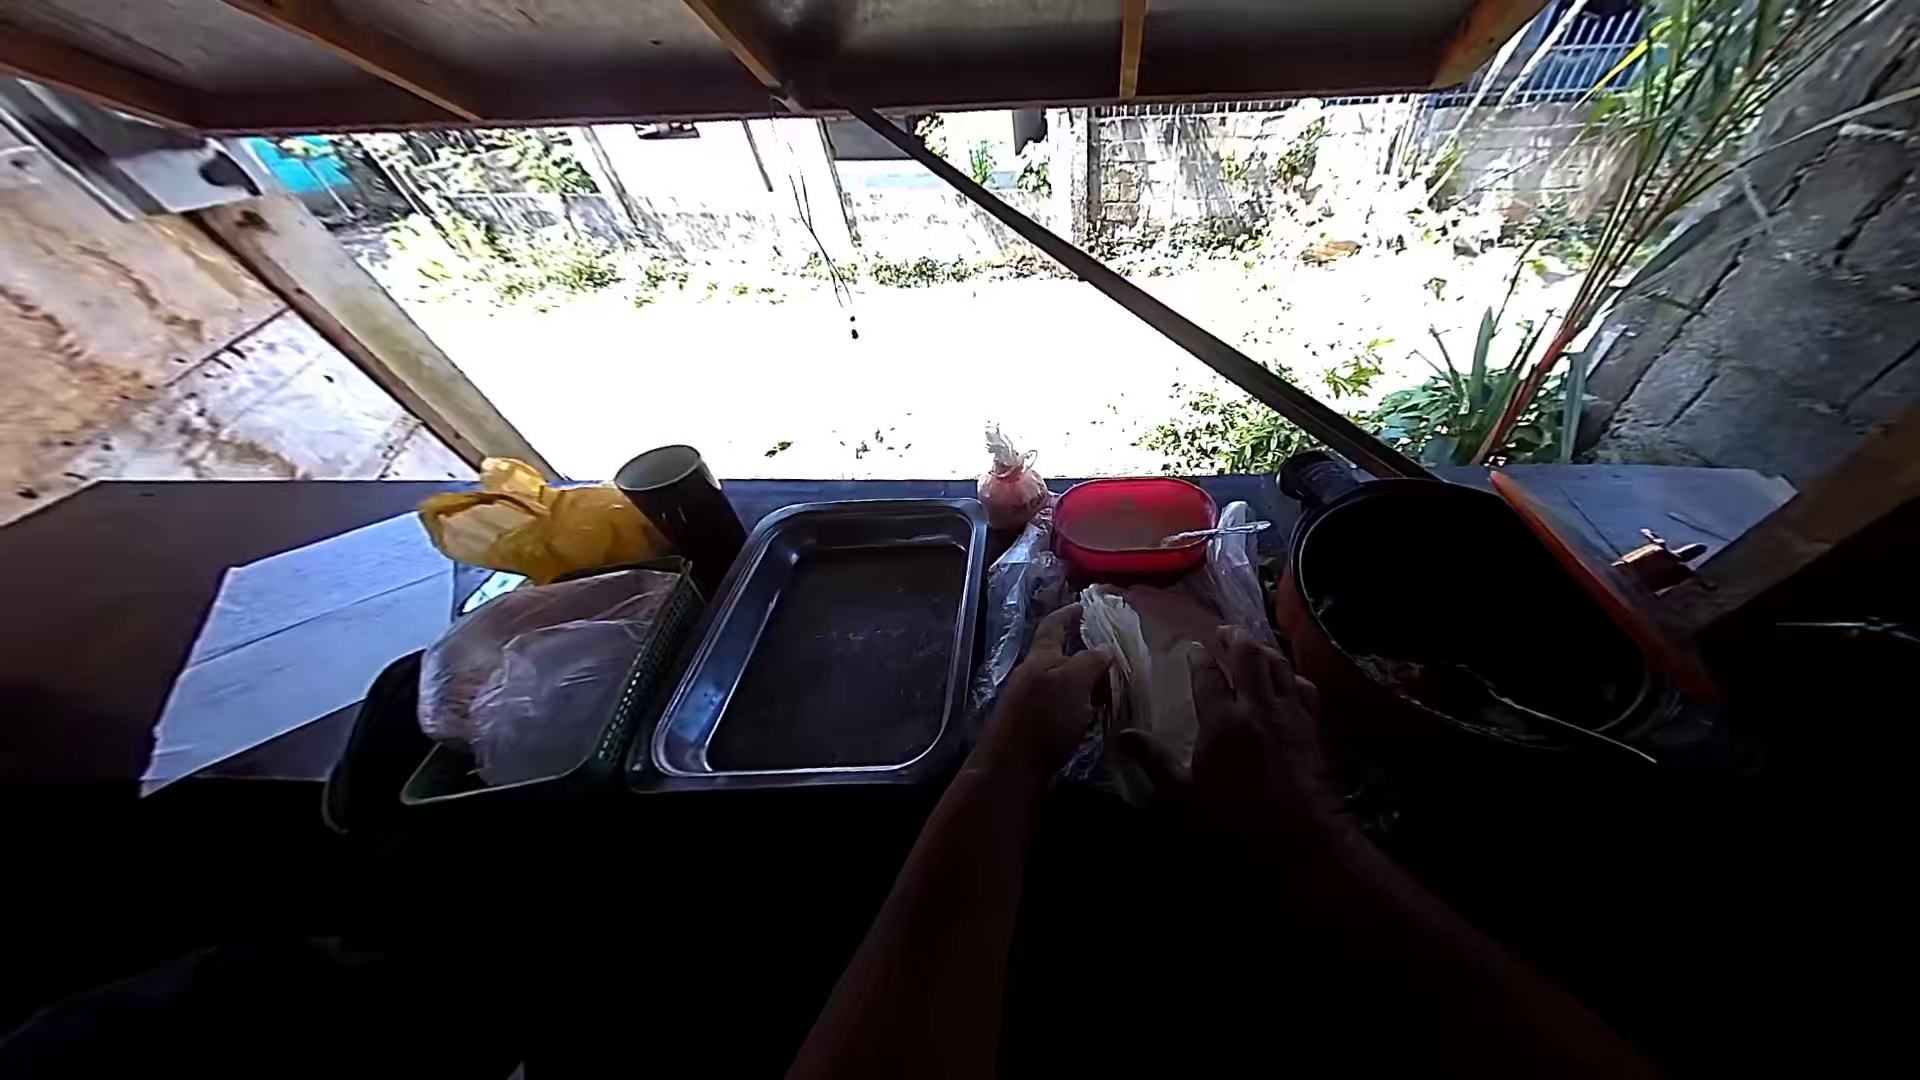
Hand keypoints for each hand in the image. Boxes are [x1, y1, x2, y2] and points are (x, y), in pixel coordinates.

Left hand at [973, 603, 1111, 786]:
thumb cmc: (1043, 717)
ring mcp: (1031, 702)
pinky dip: (1081, 707)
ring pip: (1064, 684)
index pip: (1053, 625)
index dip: (1069, 614)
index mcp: (1040, 658)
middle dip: (1085, 654)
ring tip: (1113, 689)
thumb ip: (1090, 661)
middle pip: (1060, 656)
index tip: (1085, 606)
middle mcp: (1032, 675)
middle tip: (1115, 658)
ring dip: (1086, 684)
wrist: (1012, 768)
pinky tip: (1095, 718)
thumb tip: (1103, 648)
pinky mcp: (1034, 727)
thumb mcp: (1072, 682)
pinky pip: (1063, 708)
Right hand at [1120, 626, 1343, 845]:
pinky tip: (1288, 680)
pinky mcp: (1312, 730)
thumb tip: (1123, 736)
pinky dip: (1292, 677)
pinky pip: (1304, 689)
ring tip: (1252, 647)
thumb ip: (1155, 760)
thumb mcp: (1183, 796)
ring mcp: (1289, 716)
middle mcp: (1257, 708)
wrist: (1304, 847)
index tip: (1191, 650)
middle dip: (1235, 639)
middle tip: (1223, 632)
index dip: (1198, 659)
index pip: (1207, 675)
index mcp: (1223, 720)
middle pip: (1250, 657)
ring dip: (1264, 651)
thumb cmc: (1235, 823)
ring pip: (1280, 667)